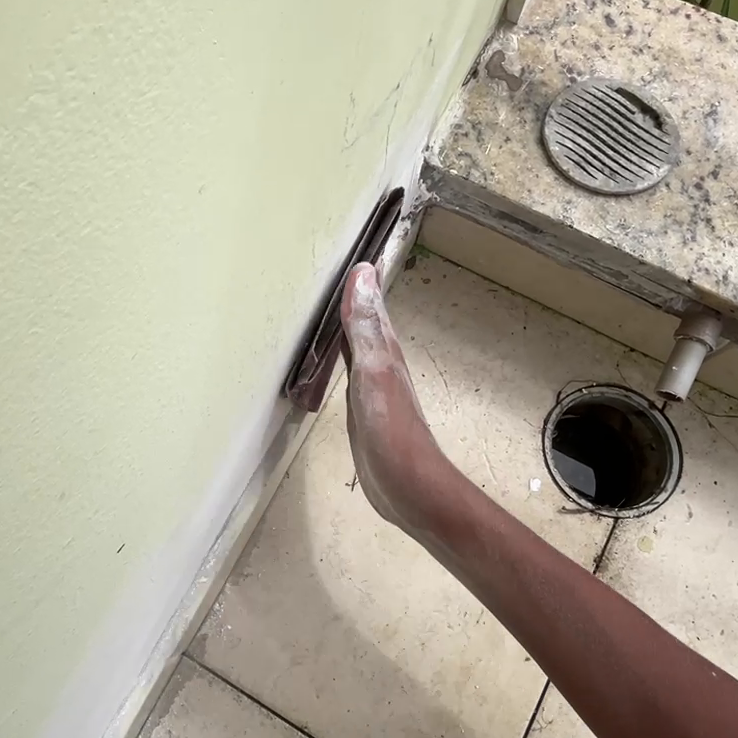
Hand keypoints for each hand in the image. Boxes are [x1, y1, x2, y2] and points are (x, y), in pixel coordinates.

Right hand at [339, 263, 448, 538]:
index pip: (373, 303)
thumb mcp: (374, 372)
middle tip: (336, 268)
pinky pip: (348, 368)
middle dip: (355, 295)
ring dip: (347, 321)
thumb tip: (364, 272)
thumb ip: (365, 327)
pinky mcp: (363, 408)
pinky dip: (340, 352)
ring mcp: (373, 386)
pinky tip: (332, 353)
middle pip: (367, 319)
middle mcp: (381, 362)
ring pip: (358, 342)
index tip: (355, 250)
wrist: (407, 487)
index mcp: (384, 349)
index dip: (364, 279)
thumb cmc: (391, 430)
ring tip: (330, 301)